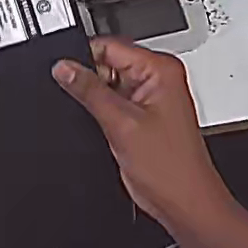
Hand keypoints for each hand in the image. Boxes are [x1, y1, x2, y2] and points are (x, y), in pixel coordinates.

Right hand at [52, 37, 232, 225]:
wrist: (183, 201)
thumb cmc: (170, 168)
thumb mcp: (120, 123)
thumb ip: (88, 91)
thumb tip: (64, 68)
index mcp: (161, 69)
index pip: (112, 45)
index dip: (84, 56)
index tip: (64, 71)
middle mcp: (159, 77)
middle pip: (108, 63)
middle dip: (91, 81)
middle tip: (92, 106)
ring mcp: (151, 96)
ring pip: (108, 84)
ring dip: (99, 100)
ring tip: (109, 123)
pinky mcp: (142, 114)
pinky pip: (114, 102)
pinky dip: (104, 113)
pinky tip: (109, 129)